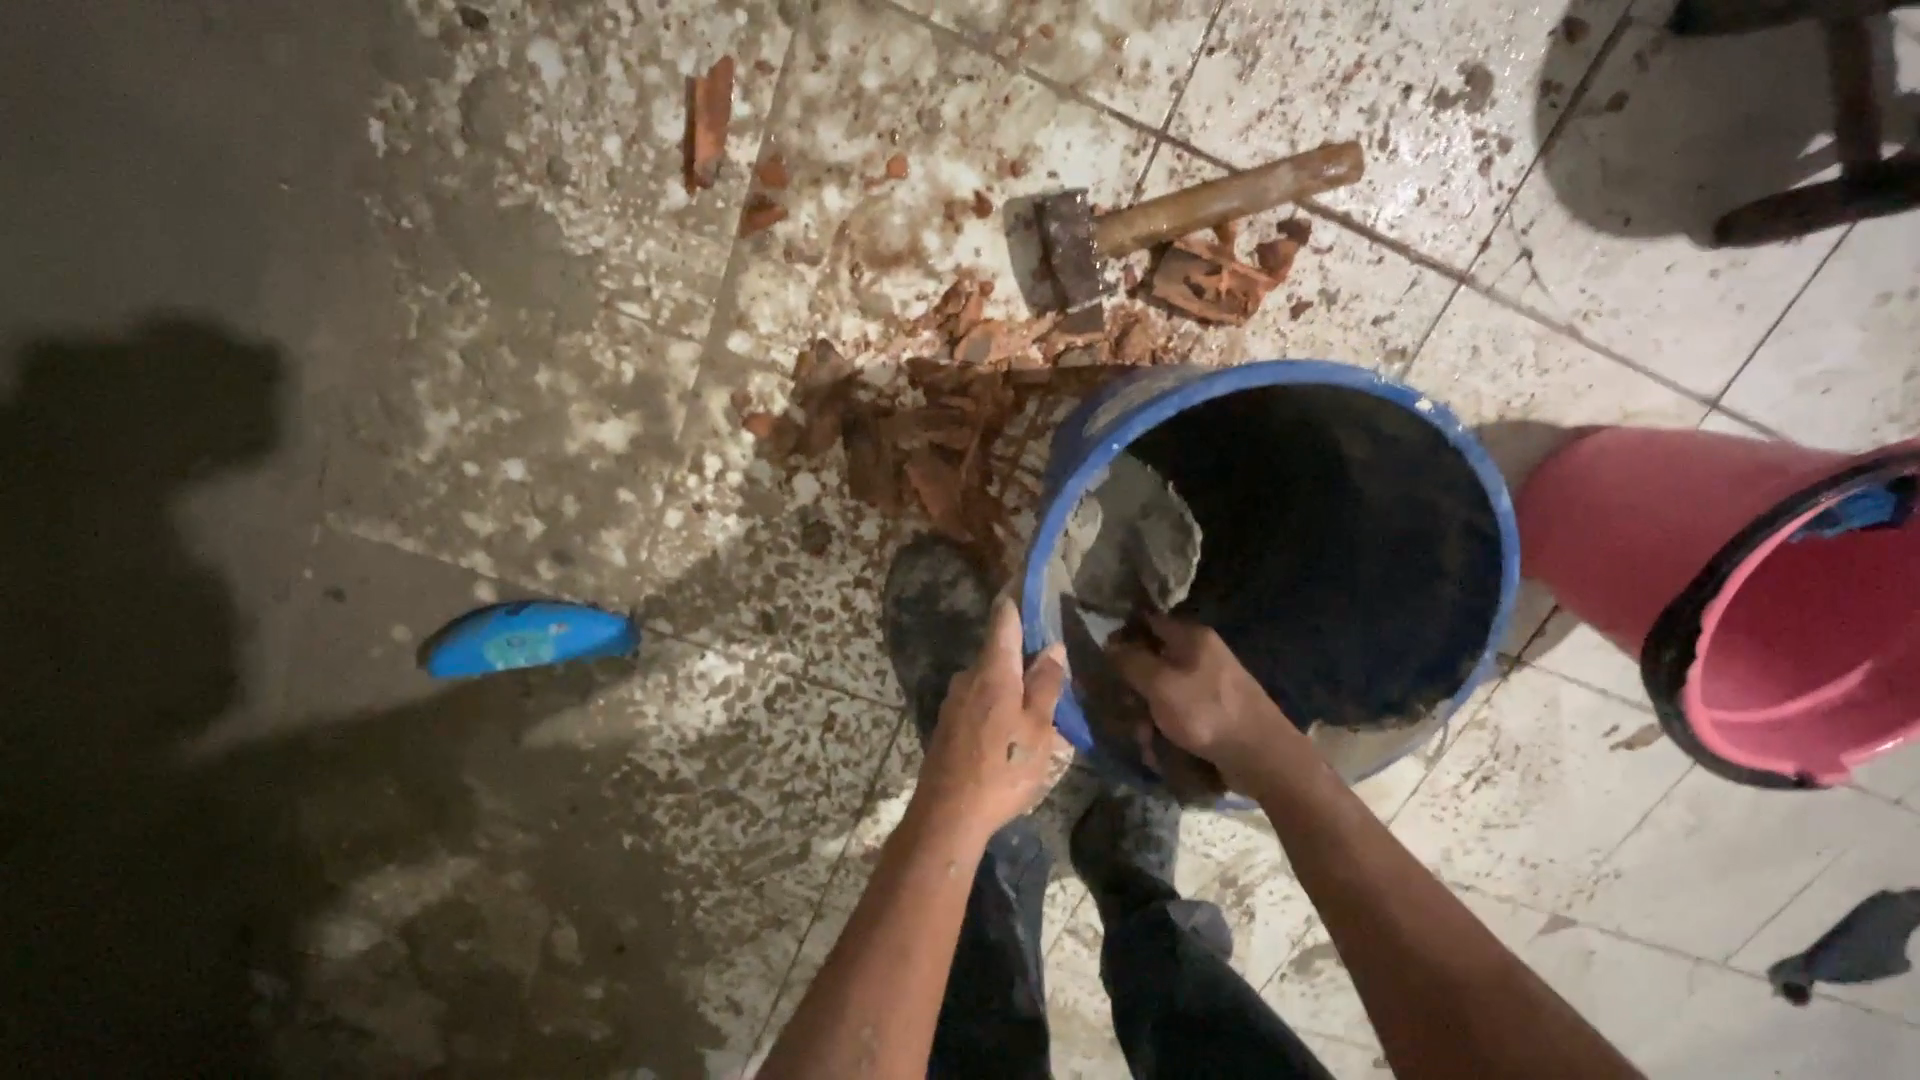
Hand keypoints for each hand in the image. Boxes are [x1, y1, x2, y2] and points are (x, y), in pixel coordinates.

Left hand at [912, 598, 1067, 841]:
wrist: (948, 815)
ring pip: (989, 682)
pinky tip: (1010, 736)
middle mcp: (967, 678)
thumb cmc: (1003, 769)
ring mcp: (953, 702)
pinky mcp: (946, 726)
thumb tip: (1053, 648)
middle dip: (1023, 659)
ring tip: (1038, 715)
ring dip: (1011, 690)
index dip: (1016, 600)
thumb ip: (1046, 686)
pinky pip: (978, 704)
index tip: (1028, 583)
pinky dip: (996, 709)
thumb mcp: (1039, 730)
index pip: (1003, 620)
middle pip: (998, 654)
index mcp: (993, 671)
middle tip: (1053, 674)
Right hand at [1108, 614, 1301, 792]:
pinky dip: (1167, 727)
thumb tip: (1110, 644)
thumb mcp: (1160, 684)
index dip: (1123, 634)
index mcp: (1192, 637)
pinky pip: (1180, 712)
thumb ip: (1132, 661)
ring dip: (1148, 713)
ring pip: (1164, 690)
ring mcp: (1211, 683)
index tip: (1101, 655)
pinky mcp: (1216, 710)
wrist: (1261, 755)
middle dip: (1134, 685)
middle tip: (1123, 707)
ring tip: (1144, 738)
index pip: (1149, 621)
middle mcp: (1203, 654)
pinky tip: (1159, 748)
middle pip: (1154, 659)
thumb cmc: (1206, 712)